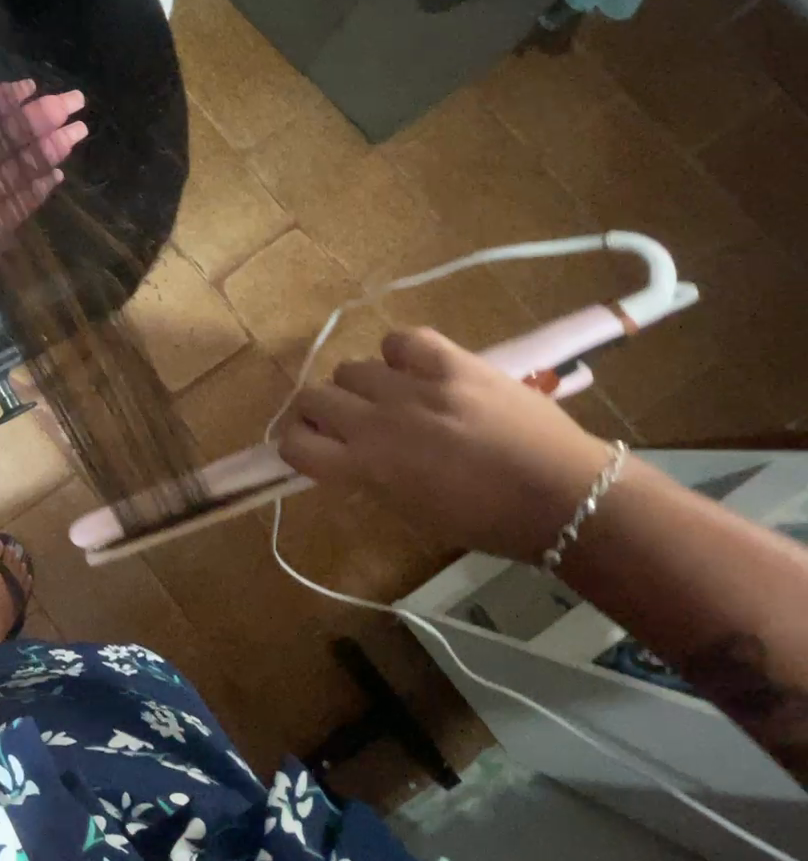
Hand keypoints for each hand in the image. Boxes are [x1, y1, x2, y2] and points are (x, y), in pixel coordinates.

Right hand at [276, 327, 615, 561]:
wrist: (567, 499)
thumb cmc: (483, 519)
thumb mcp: (405, 507)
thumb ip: (363, 474)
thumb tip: (340, 451)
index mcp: (363, 467)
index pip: (294, 443)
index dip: (296, 444)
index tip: (313, 447)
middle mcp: (377, 423)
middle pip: (312, 398)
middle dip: (319, 412)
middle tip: (344, 421)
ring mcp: (414, 390)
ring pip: (350, 368)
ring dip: (359, 385)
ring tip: (389, 396)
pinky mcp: (452, 365)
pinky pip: (401, 340)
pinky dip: (399, 354)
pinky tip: (414, 369)